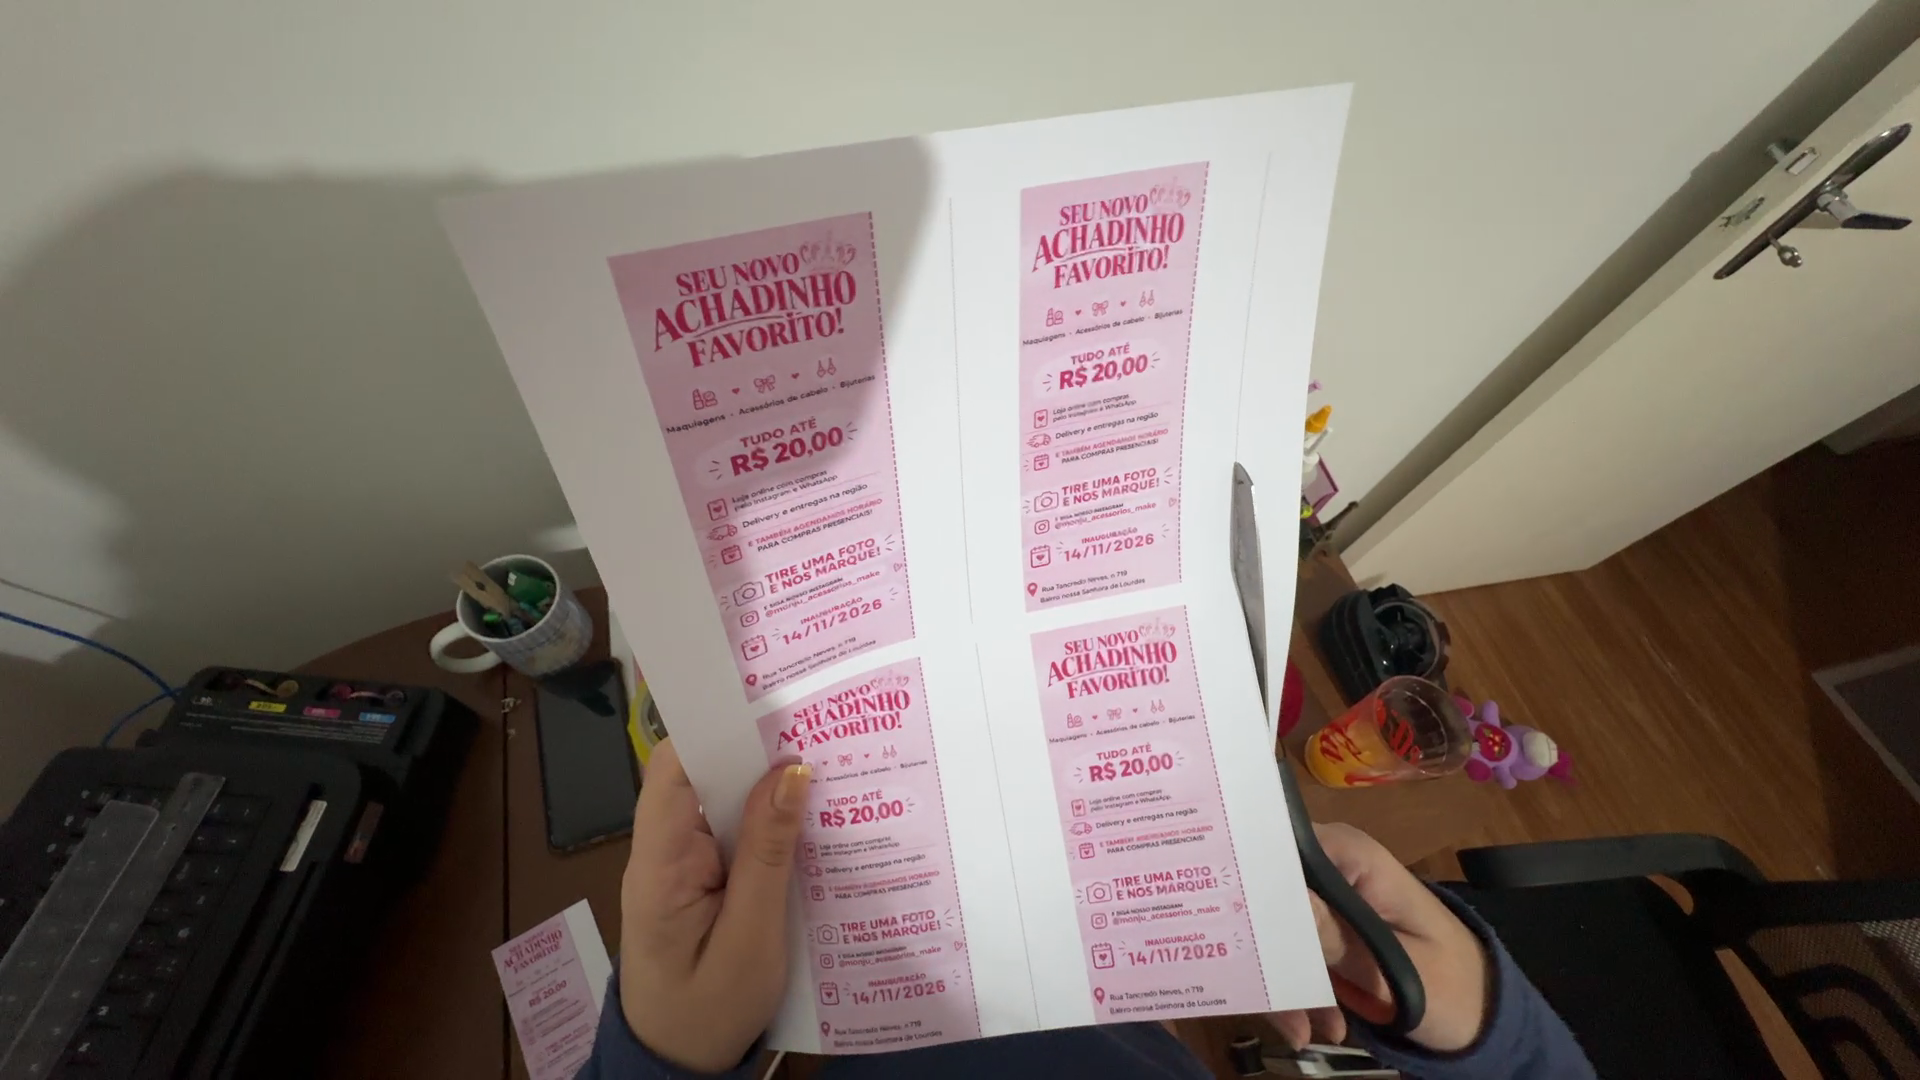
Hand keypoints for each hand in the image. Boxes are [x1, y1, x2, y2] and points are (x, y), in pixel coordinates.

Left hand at [617, 739, 811, 1071]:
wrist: (676, 1072)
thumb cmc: (709, 1010)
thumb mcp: (751, 937)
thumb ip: (770, 853)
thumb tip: (792, 770)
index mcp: (660, 862)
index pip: (672, 770)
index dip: (712, 728)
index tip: (766, 704)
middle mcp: (663, 850)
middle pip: (699, 773)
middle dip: (751, 746)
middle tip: (812, 722)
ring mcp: (681, 863)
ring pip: (719, 798)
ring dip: (763, 778)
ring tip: (820, 754)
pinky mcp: (701, 876)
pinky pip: (731, 828)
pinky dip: (765, 812)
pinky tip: (806, 807)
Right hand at [1268, 823, 1489, 1052]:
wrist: (1483, 1016)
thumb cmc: (1454, 986)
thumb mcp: (1398, 969)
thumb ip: (1336, 935)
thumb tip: (1273, 896)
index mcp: (1347, 853)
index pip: (1274, 846)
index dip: (1247, 883)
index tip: (1238, 934)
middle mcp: (1324, 859)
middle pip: (1264, 887)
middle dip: (1265, 949)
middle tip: (1287, 1010)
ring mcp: (1318, 890)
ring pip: (1268, 921)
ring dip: (1278, 976)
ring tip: (1306, 1028)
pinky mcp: (1315, 920)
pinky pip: (1283, 941)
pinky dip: (1289, 982)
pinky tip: (1309, 1022)